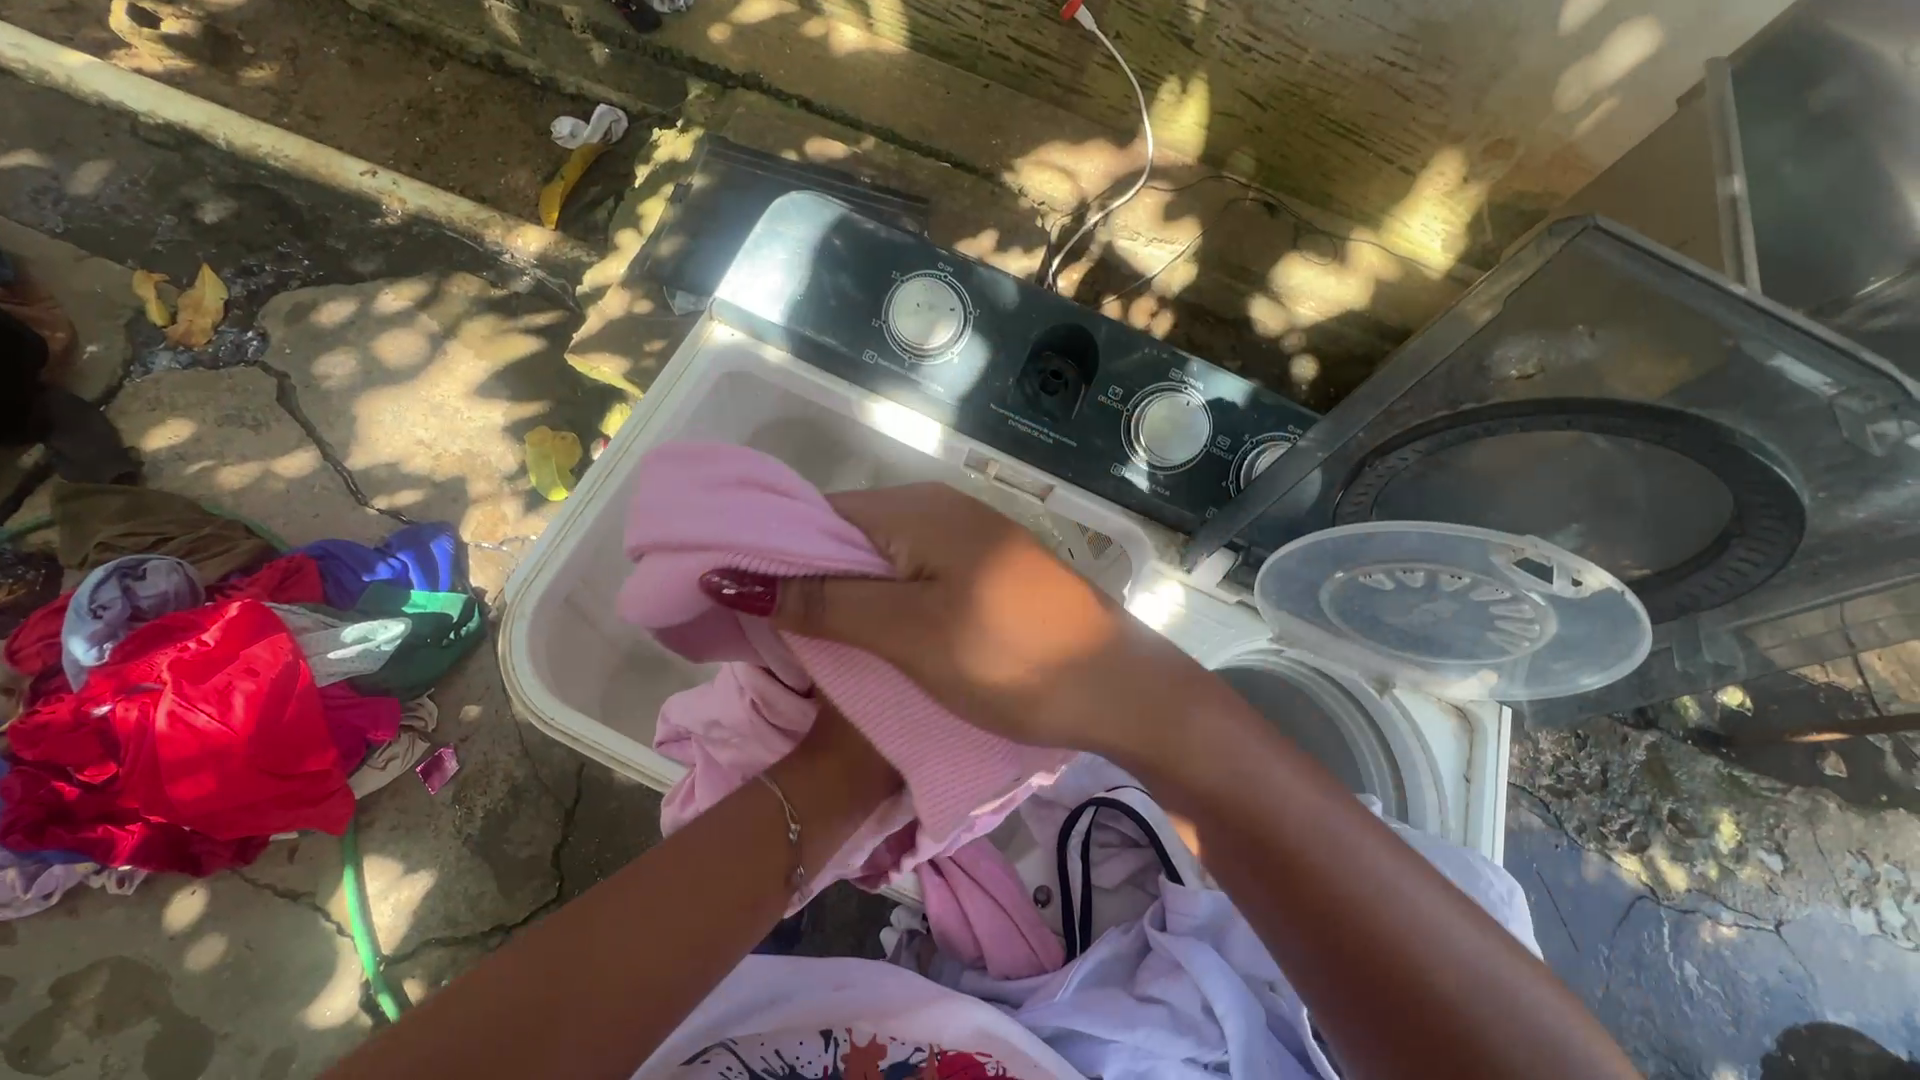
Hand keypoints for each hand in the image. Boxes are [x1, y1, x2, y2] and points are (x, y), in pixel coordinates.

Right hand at [703, 483, 1212, 758]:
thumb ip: (822, 602)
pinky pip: (911, 580)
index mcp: (916, 509)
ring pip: (878, 562)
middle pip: (845, 537)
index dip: (768, 556)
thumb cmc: (1010, 659)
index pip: (815, 516)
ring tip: (803, 649)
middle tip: (763, 640)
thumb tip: (731, 576)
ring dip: (839, 600)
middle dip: (801, 582)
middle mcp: (938, 509)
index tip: (730, 606)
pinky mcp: (983, 574)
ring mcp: (966, 541)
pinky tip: (865, 643)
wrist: (1120, 691)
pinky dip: (880, 608)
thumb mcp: (907, 634)